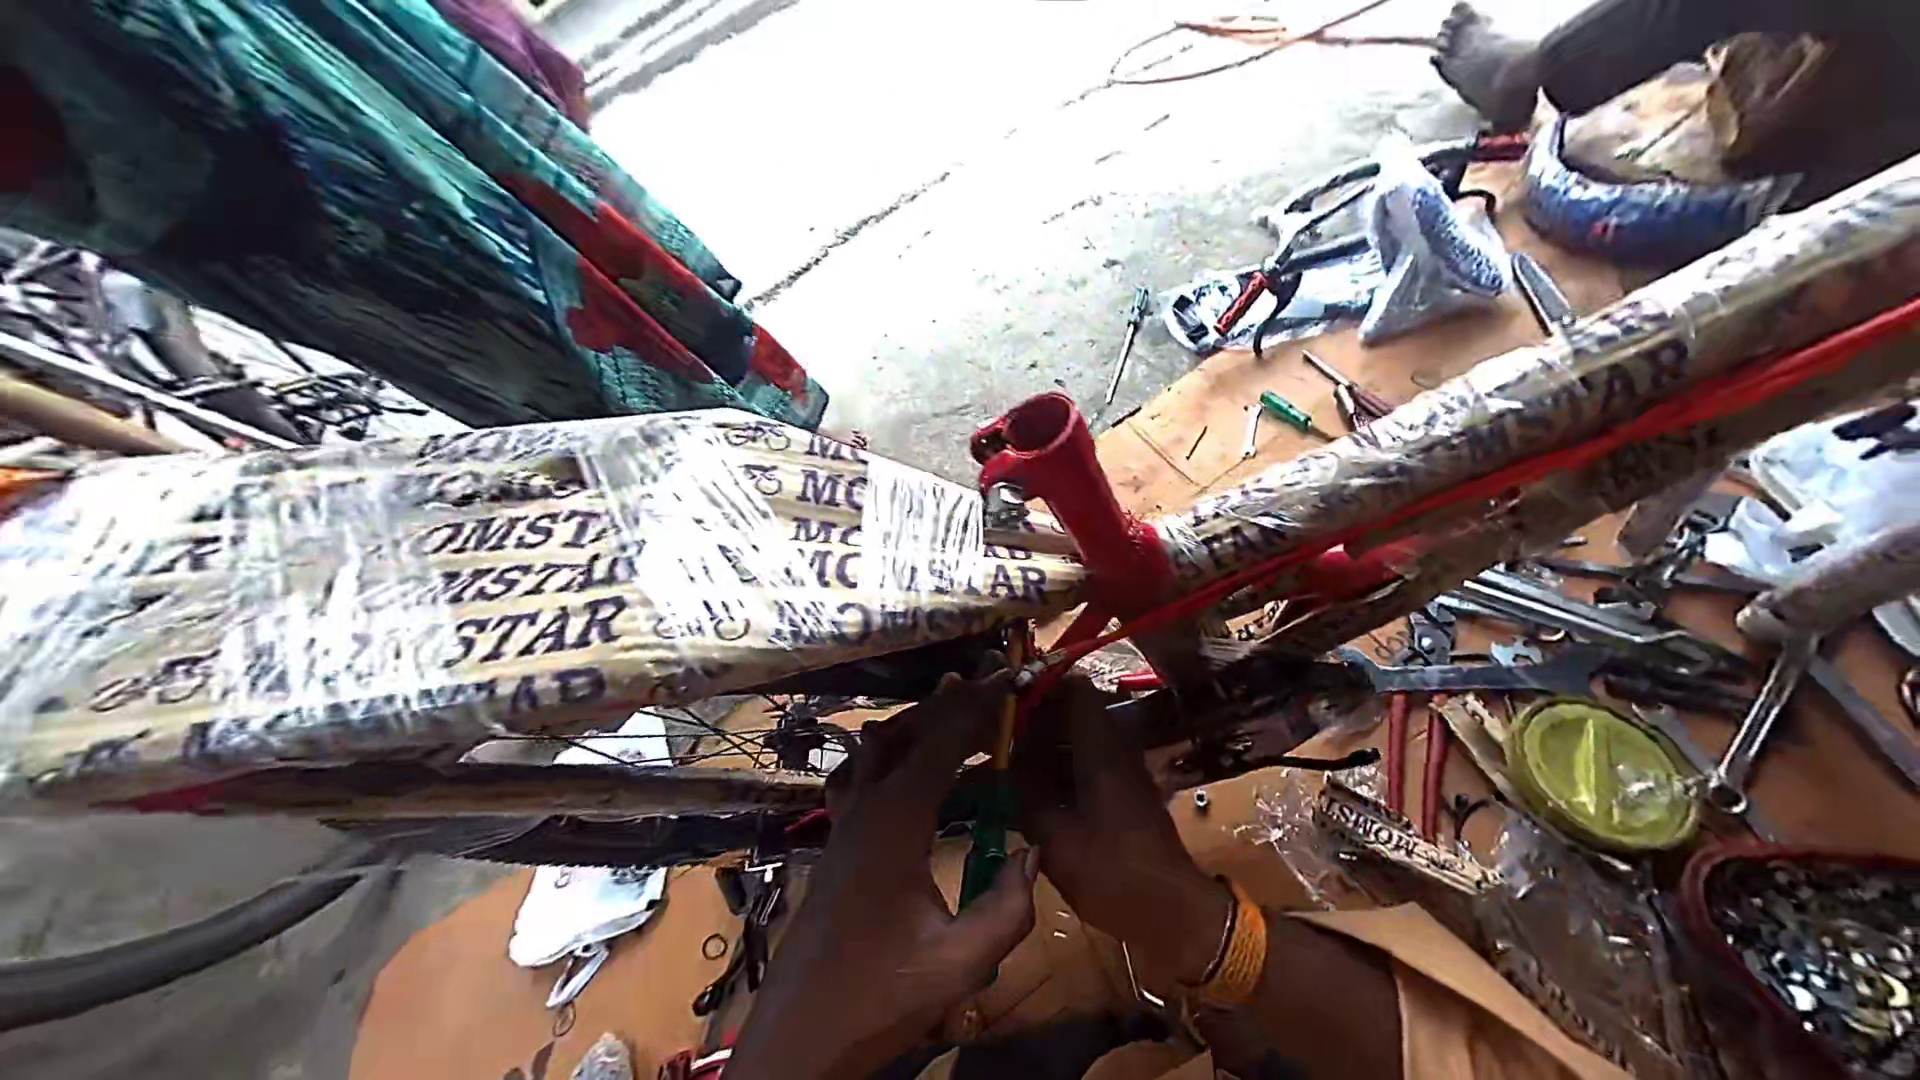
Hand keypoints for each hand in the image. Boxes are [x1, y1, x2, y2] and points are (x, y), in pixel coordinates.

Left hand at [729, 667, 1037, 1079]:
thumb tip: (1033, 853)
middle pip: (910, 731)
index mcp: (896, 820)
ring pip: (882, 746)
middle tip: (993, 683)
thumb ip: (1006, 908)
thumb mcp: (958, 964)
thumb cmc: (878, 997)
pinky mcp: (839, 838)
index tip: (1009, 677)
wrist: (799, 1034)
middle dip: (953, 702)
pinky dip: (889, 750)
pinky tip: (900, 755)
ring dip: (922, 721)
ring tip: (960, 705)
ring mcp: (846, 819)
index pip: (941, 740)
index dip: (978, 704)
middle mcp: (866, 805)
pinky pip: (862, 773)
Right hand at [1015, 675, 1230, 985]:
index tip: (1004, 696)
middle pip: (1070, 710)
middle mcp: (1113, 748)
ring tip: (1002, 759)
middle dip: (1031, 717)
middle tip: (993, 731)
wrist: (1173, 914)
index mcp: (1101, 748)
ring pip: (1074, 736)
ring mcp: (1119, 769)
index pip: (1075, 688)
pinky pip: (1082, 760)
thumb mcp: (1054, 836)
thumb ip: (1022, 793)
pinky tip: (1027, 787)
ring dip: (1040, 743)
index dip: (1039, 684)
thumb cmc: (1113, 873)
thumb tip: (993, 765)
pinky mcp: (1120, 790)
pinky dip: (1055, 765)